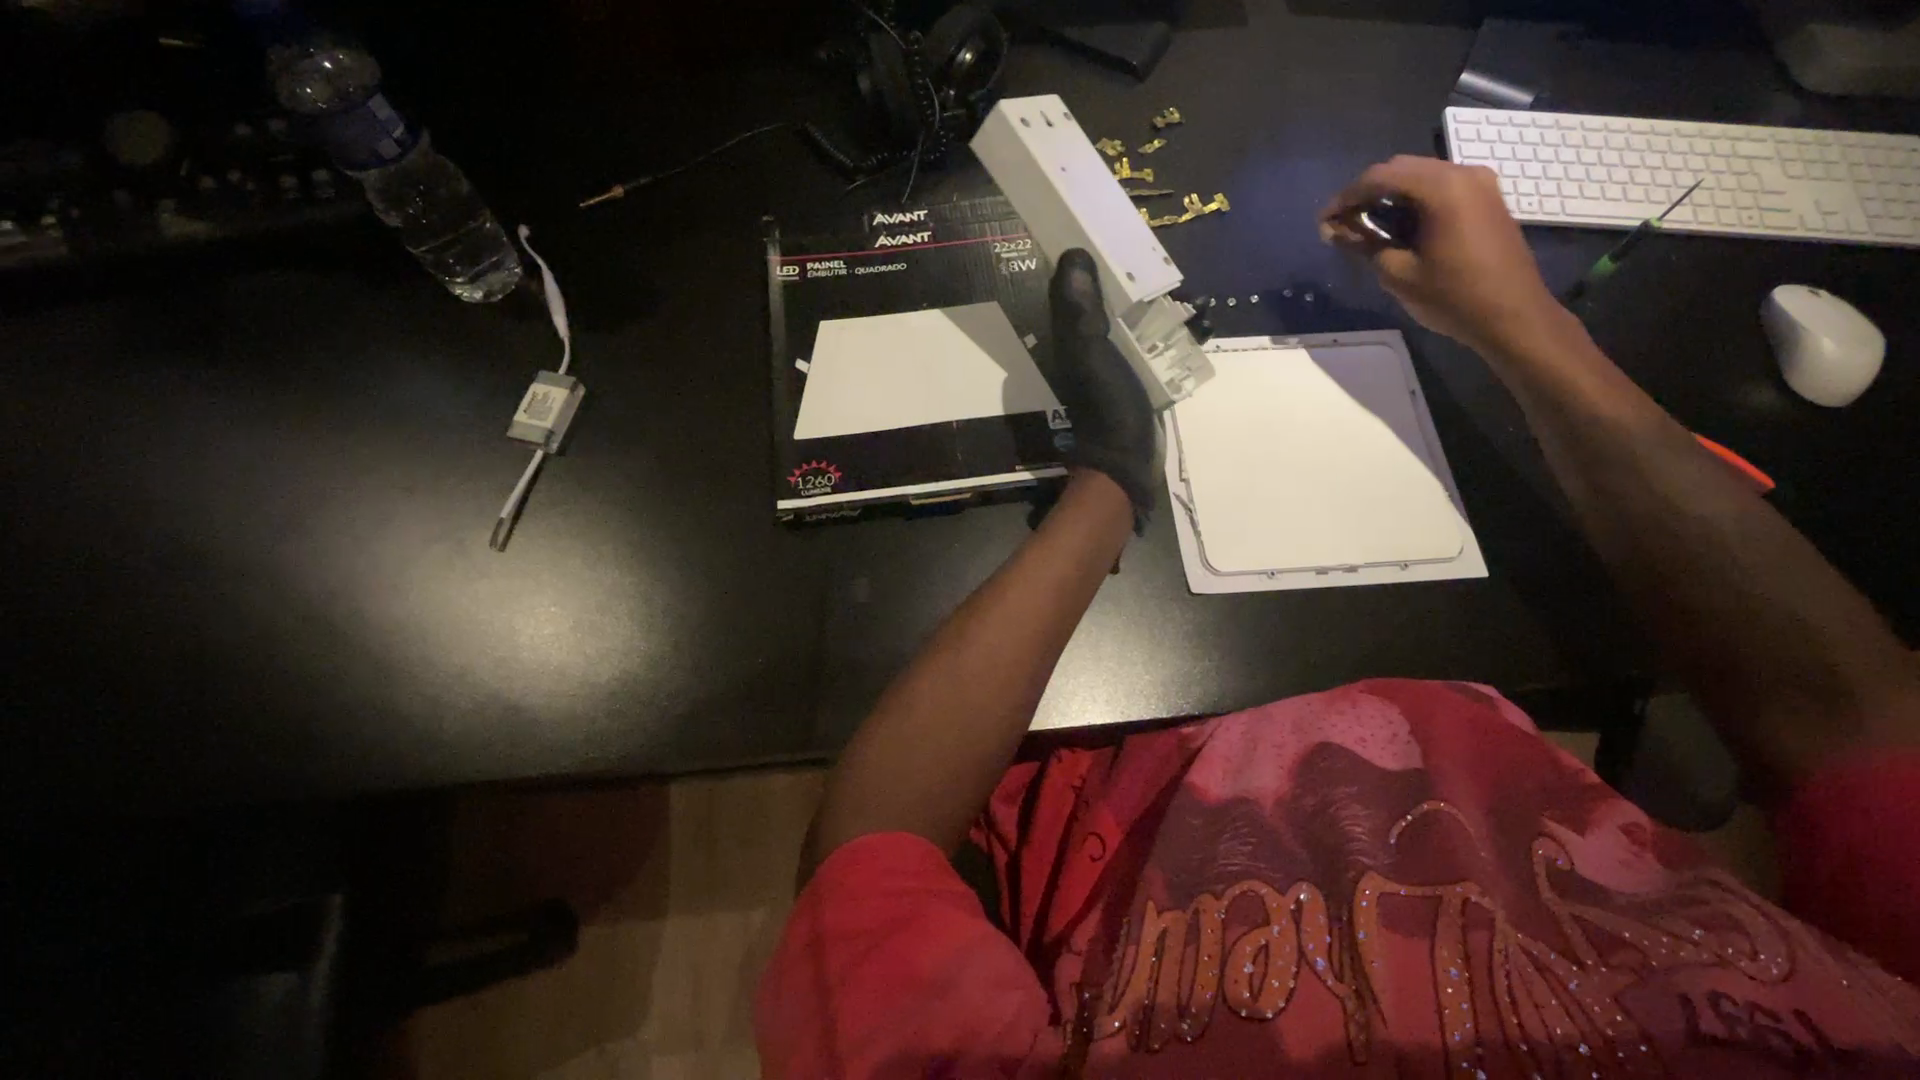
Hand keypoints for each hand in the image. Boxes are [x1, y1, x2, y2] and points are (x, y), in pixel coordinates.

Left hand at [1043, 249, 1159, 531]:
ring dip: (1153, 302)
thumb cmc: (1105, 406)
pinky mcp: (1137, 377)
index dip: (1085, 258)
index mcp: (1069, 335)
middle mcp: (1086, 344)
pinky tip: (1191, 320)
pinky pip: (1151, 343)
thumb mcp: (1089, 352)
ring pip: (1131, 319)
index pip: (1072, 284)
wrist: (1127, 465)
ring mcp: (1112, 361)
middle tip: (1155, 257)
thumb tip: (1072, 254)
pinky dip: (1168, 329)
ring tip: (1181, 287)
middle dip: (1128, 277)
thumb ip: (1080, 310)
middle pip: (1105, 298)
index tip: (1108, 228)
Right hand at [1320, 156, 1568, 356]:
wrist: (1513, 315)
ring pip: (1420, 176)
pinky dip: (1414, 201)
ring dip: (1390, 197)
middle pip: (1401, 169)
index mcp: (1441, 187)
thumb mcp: (1398, 274)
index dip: (1345, 197)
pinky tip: (1399, 227)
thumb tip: (1334, 230)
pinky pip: (1440, 187)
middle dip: (1367, 193)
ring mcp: (1479, 183)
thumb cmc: (1453, 297)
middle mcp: (1462, 173)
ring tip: (1367, 228)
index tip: (1324, 222)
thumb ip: (1364, 244)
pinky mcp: (1486, 198)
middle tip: (1342, 225)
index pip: (1380, 177)